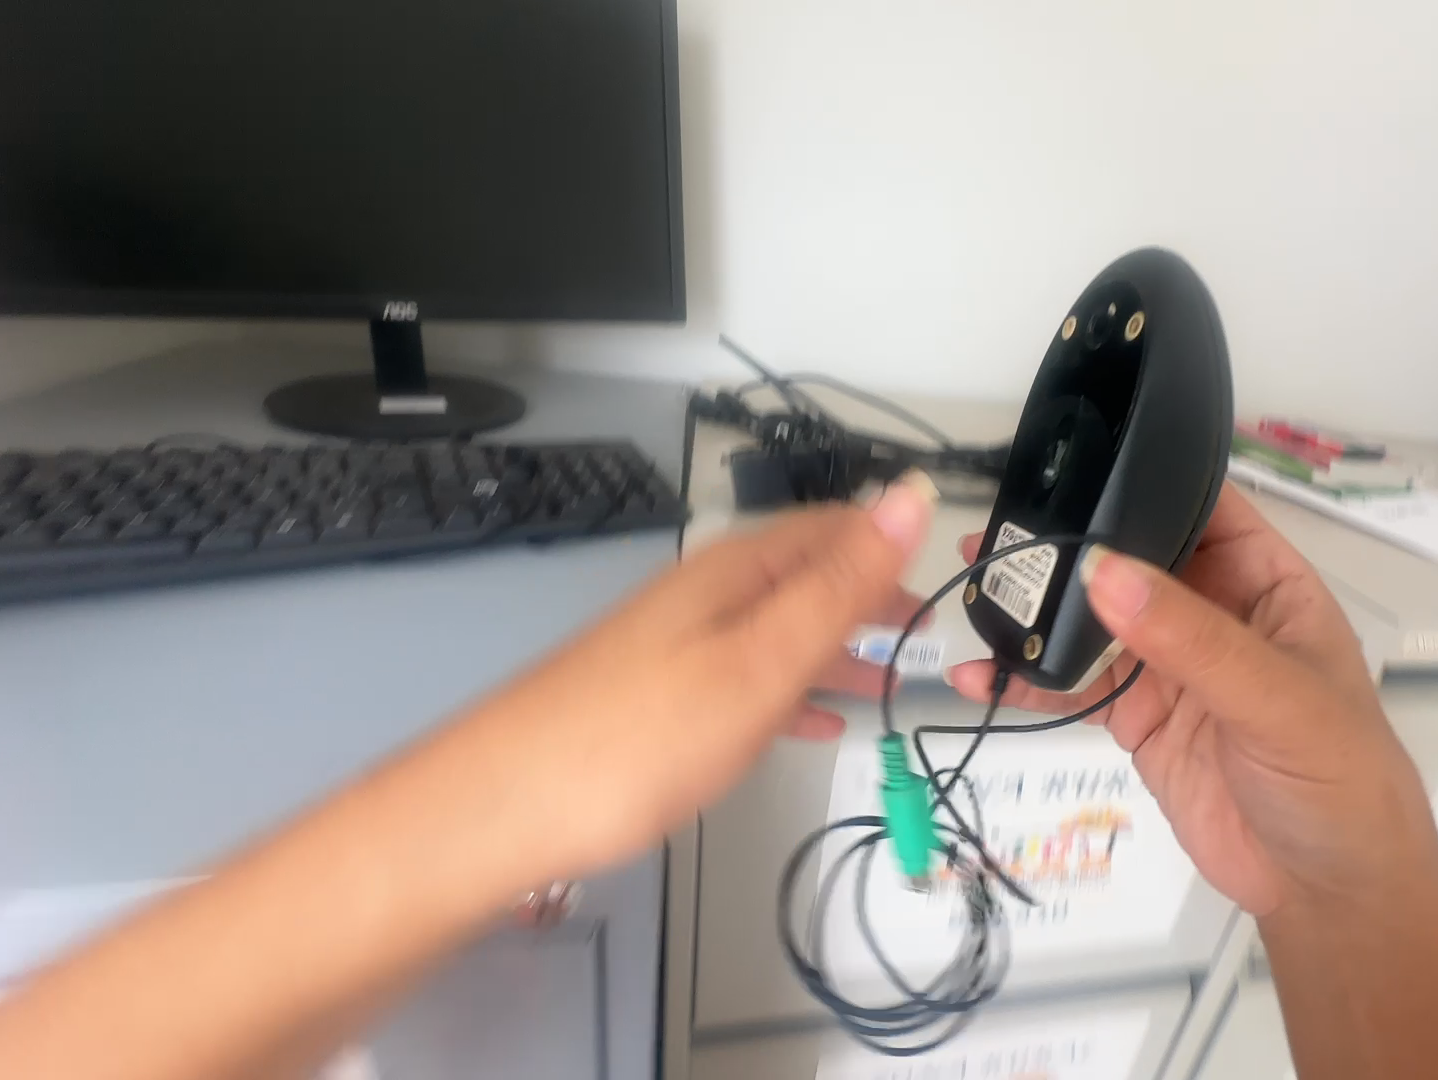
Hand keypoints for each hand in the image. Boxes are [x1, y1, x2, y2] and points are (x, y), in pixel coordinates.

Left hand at [463, 473, 936, 877]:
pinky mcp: (664, 692)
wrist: (500, 811)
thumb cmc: (647, 733)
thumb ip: (840, 583)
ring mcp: (683, 642)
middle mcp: (710, 593)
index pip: (832, 529)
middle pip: (807, 577)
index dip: (889, 545)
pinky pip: (749, 676)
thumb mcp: (762, 657)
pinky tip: (813, 724)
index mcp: (738, 571)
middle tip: (921, 637)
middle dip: (869, 600)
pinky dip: (793, 690)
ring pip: (780, 630)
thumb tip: (910, 494)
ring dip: (837, 648)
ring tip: (885, 681)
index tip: (937, 580)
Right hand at [946, 488, 1437, 915]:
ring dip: (1036, 612)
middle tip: (999, 535)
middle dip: (1068, 548)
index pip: (1200, 510)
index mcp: (1259, 582)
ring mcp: (1163, 662)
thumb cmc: (1334, 779)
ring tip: (976, 593)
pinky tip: (982, 679)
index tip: (1073, 471)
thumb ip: (1190, 637)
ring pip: (1089, 621)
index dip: (1145, 483)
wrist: (1320, 891)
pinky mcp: (1130, 712)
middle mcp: (1206, 611)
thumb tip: (1103, 571)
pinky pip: (1070, 686)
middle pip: (1129, 562)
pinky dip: (1027, 683)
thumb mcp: (1273, 698)